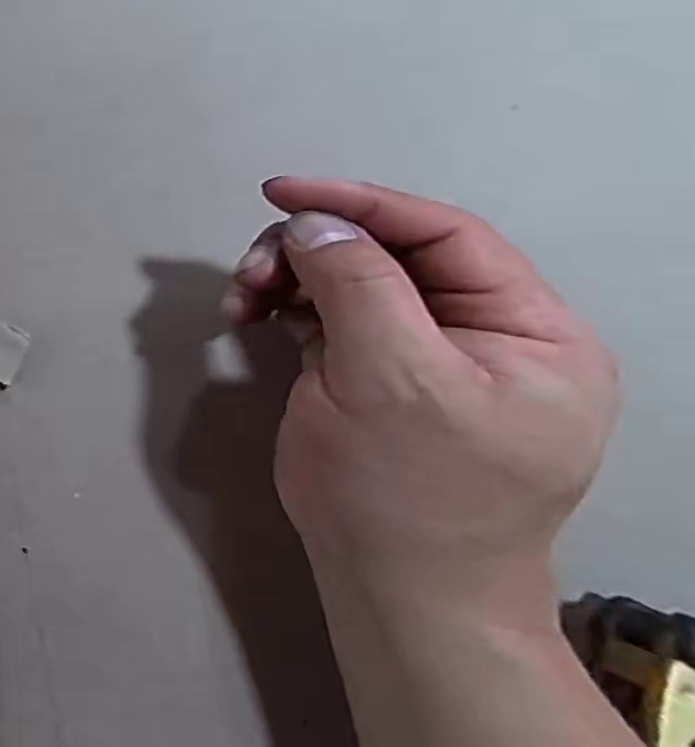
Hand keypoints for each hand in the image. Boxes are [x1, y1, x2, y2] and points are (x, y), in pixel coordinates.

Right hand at [225, 177, 617, 619]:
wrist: (389, 574)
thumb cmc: (409, 485)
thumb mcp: (391, 378)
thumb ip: (356, 288)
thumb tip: (312, 223)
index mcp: (524, 330)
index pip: (442, 235)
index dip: (359, 203)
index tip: (280, 191)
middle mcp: (472, 331)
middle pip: (382, 253)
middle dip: (308, 252)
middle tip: (251, 272)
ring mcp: (412, 349)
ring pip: (340, 278)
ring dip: (283, 276)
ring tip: (242, 299)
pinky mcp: (359, 366)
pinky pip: (317, 309)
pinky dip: (277, 303)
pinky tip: (249, 316)